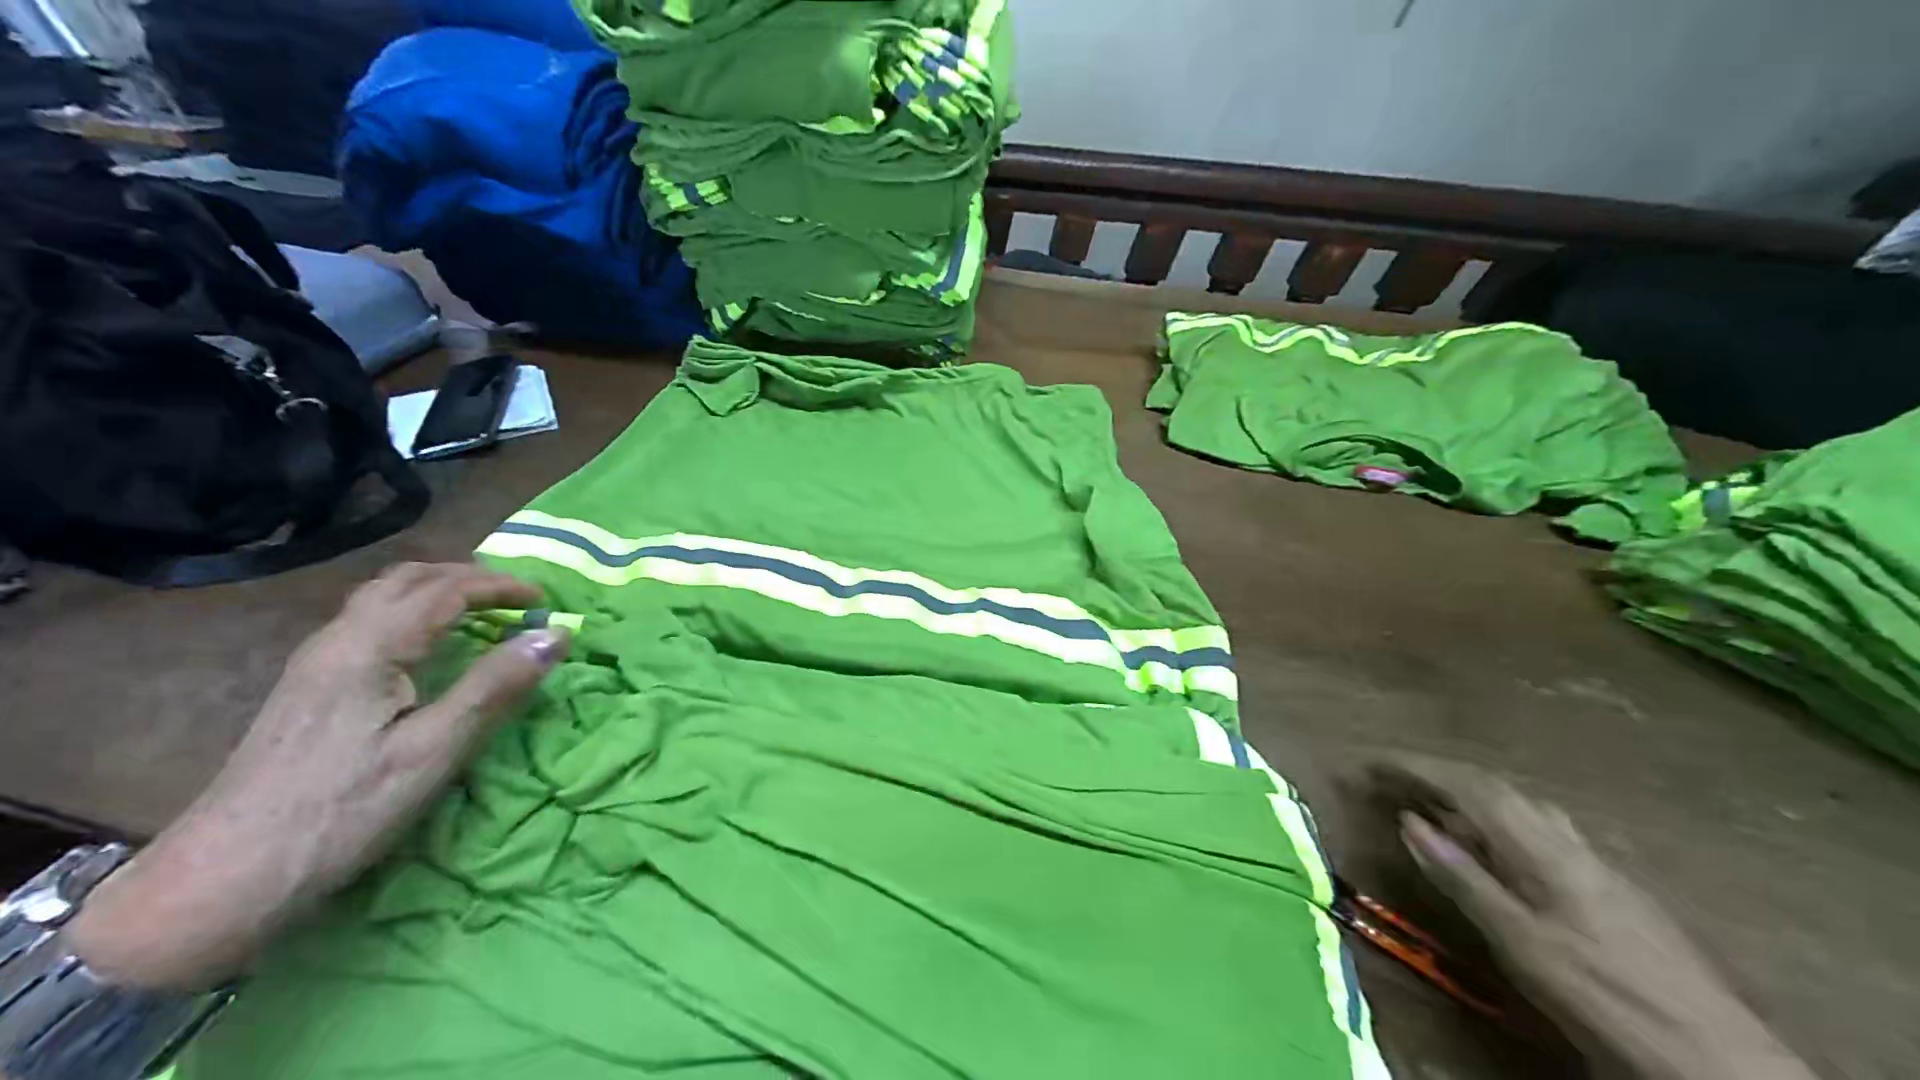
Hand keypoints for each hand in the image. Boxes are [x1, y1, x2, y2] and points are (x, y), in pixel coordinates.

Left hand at [64, 562, 570, 991]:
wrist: (227, 875)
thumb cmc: (345, 809)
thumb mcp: (436, 749)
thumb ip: (496, 685)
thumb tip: (557, 634)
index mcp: (369, 646)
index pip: (446, 589)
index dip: (501, 587)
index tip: (547, 601)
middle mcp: (338, 639)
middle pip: (407, 579)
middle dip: (470, 578)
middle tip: (517, 599)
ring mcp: (316, 662)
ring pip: (383, 597)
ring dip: (440, 592)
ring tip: (484, 613)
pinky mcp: (310, 687)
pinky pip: (371, 622)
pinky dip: (416, 613)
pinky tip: (432, 646)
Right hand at [1373, 757, 1816, 1079]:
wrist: (1715, 1060)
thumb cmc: (1601, 994)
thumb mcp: (1520, 941)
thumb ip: (1464, 879)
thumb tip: (1410, 822)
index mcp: (1544, 849)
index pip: (1471, 787)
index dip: (1417, 768)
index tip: (1372, 762)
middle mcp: (1568, 843)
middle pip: (1496, 790)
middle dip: (1438, 776)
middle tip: (1391, 779)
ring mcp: (1593, 864)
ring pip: (1521, 809)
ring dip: (1468, 796)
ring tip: (1431, 805)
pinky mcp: (1607, 889)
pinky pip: (1537, 832)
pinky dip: (1497, 823)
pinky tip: (1492, 847)